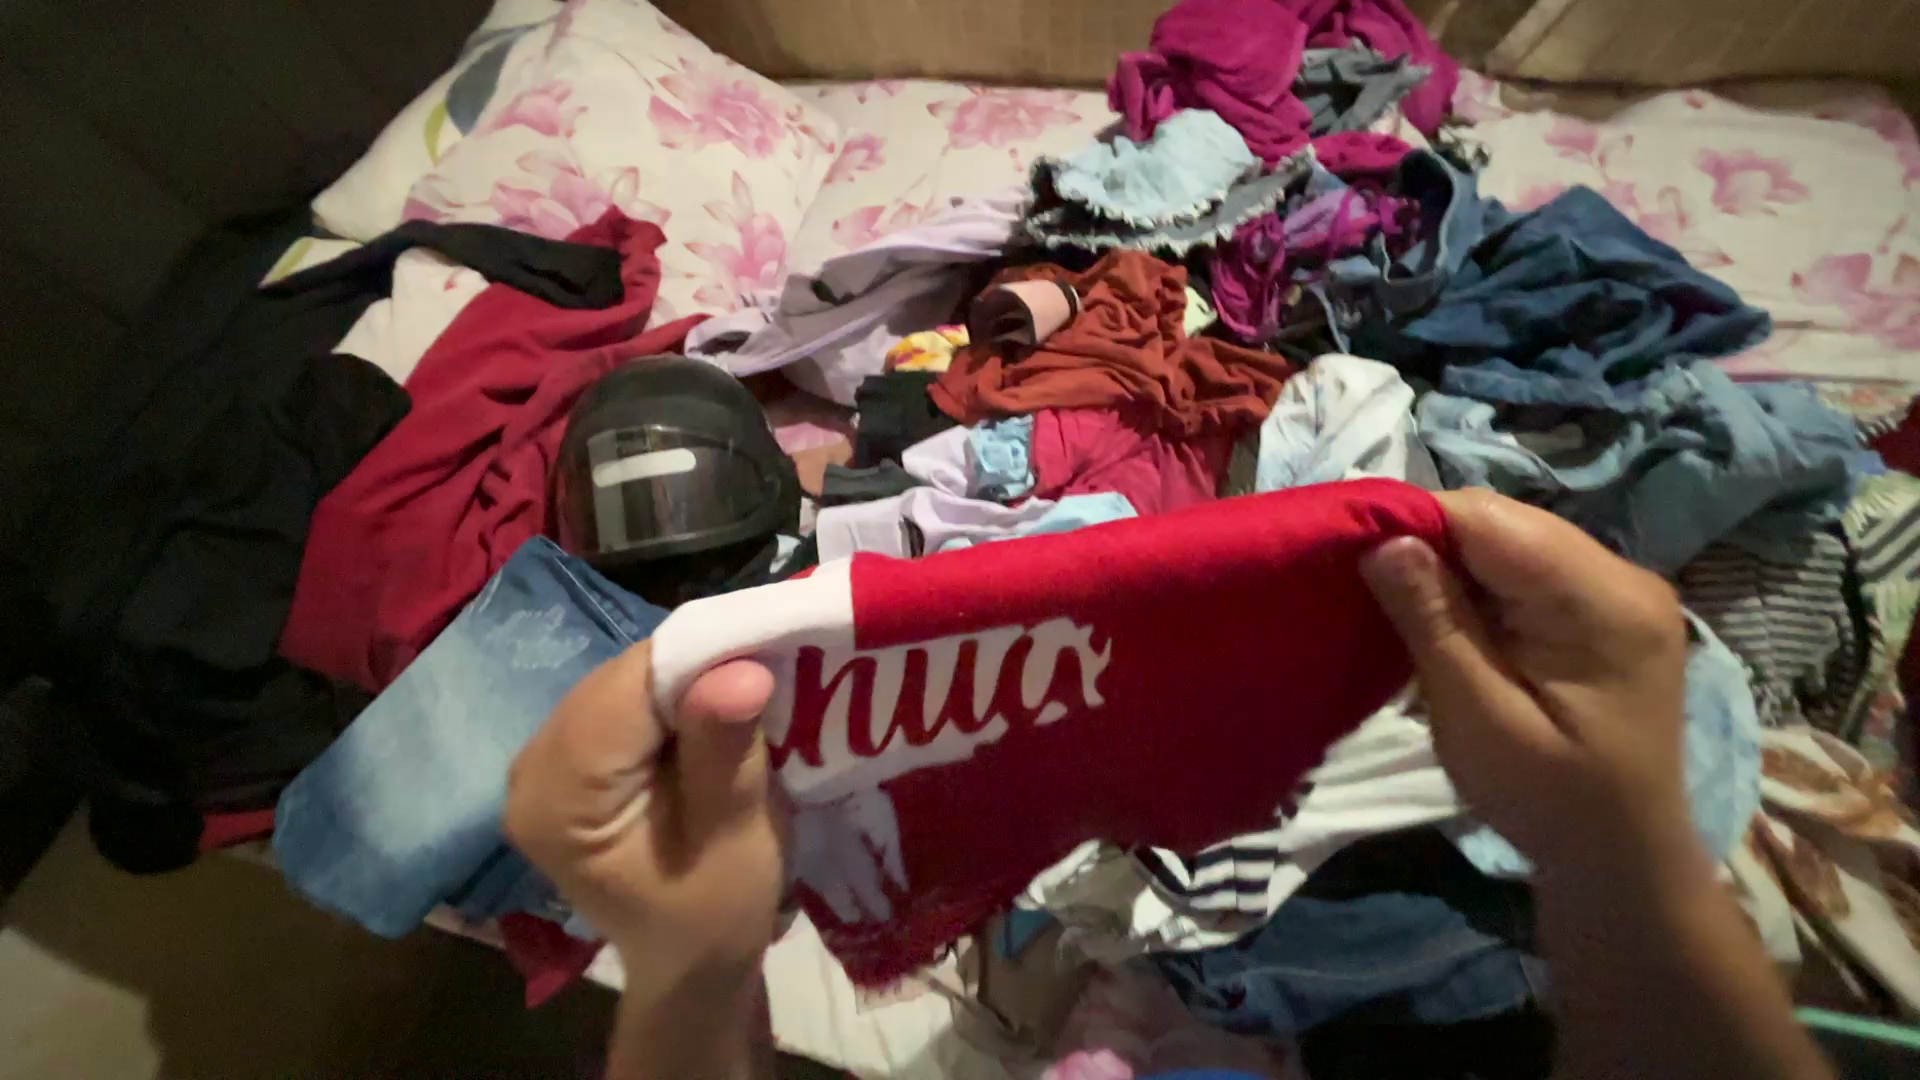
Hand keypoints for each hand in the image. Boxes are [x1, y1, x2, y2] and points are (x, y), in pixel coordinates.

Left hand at [505, 641, 785, 996]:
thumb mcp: (735, 838)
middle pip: (625, 676)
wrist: (691, 956)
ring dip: (693, 678)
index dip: (703, 659)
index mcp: (560, 799)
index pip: (630, 688)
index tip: (771, 658)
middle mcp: (533, 768)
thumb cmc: (718, 910)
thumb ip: (726, 753)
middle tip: (768, 681)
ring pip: (630, 677)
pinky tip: (714, 716)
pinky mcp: (573, 754)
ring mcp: (548, 758)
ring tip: (748, 699)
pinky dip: (679, 694)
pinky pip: (630, 695)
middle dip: (700, 667)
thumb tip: (740, 669)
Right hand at [1360, 489, 1695, 877]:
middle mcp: (1619, 576)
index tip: (1350, 549)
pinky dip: (1466, 578)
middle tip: (1365, 578)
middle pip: (1500, 520)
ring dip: (1442, 558)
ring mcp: (1612, 590)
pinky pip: (1516, 565)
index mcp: (1601, 601)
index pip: (1490, 519)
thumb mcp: (1476, 714)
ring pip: (1503, 537)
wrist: (1618, 856)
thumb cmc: (1546, 796)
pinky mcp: (1594, 607)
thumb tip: (1383, 541)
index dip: (1412, 521)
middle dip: (1424, 538)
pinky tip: (1440, 610)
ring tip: (1394, 595)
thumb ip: (1433, 621)